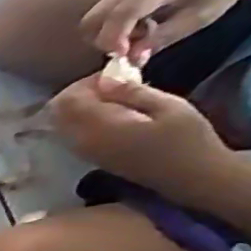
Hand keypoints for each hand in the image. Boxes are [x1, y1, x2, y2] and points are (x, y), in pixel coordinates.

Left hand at [51, 74, 233, 195]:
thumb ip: (132, 93)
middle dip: (80, 92)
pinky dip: (83, 117)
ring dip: (80, 105)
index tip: (115, 73)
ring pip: (62, 121)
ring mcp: (82, 150)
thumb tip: (106, 79)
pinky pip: (71, 131)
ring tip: (115, 95)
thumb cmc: (188, 139)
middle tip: (113, 82)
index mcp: (99, 127)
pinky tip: (112, 112)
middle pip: (59, 109)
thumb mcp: (169, 107)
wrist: (191, 177)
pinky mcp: (89, 156)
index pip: (70, 99)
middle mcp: (81, 140)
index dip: (87, 82)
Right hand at [81, 0, 250, 62]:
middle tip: (126, 49)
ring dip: (106, 35)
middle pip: (94, 18)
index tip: (122, 57)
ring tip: (136, 37)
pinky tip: (135, 29)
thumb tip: (131, 59)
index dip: (114, 39)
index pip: (121, 13)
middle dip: (103, 40)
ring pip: (92, 19)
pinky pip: (100, 16)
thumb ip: (162, 38)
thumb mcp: (198, 19)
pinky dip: (110, 29)